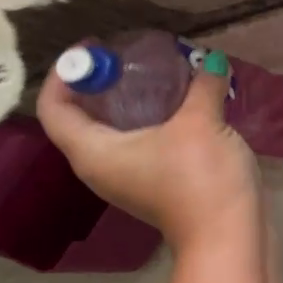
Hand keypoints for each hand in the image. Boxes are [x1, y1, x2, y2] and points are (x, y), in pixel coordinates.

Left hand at [37, 53, 261, 250]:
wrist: (228, 233)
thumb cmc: (200, 177)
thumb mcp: (202, 123)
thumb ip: (203, 87)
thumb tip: (212, 60)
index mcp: (93, 151)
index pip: (55, 108)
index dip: (65, 75)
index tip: (93, 49)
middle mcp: (100, 166)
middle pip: (84, 119)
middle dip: (103, 86)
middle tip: (131, 60)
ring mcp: (129, 179)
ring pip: (116, 132)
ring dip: (132, 104)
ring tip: (161, 79)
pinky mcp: (157, 186)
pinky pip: (142, 144)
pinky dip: (154, 121)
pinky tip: (185, 110)